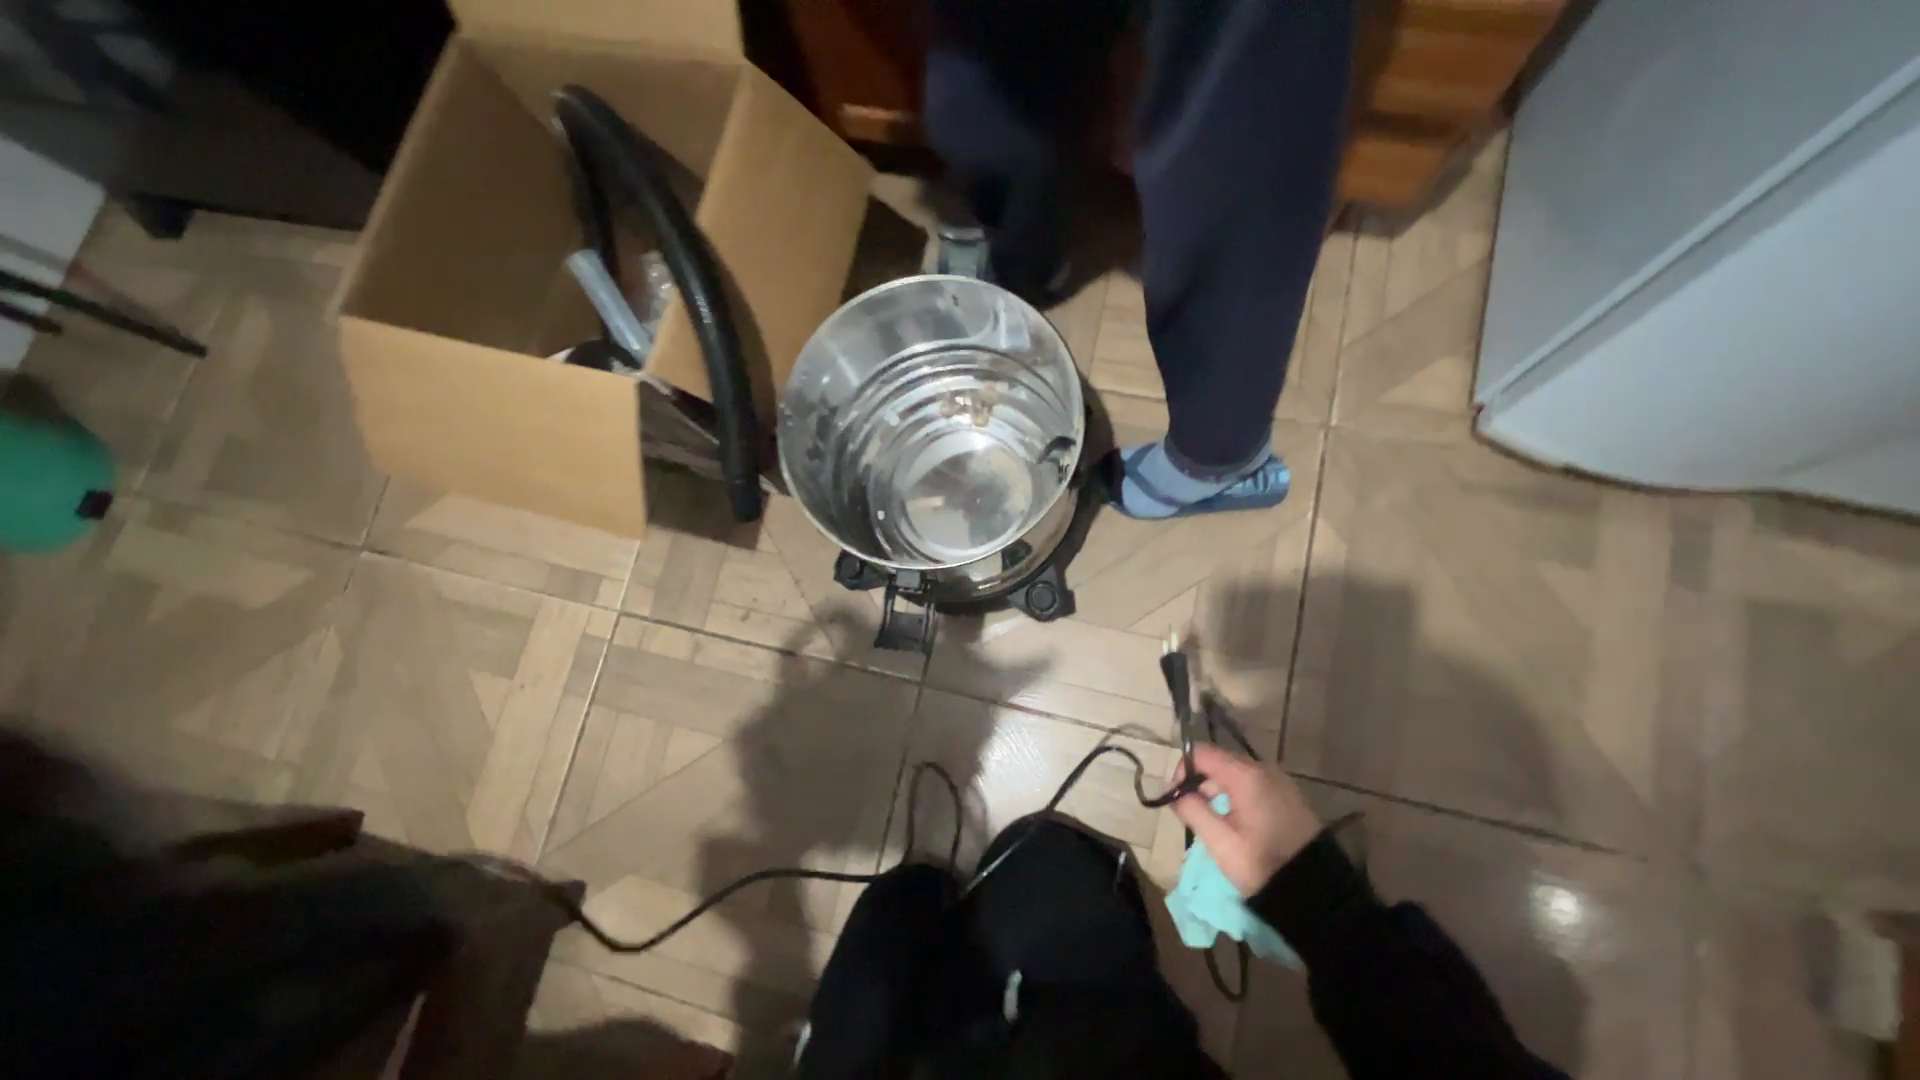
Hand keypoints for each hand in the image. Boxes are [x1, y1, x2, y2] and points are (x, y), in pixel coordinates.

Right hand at [1170, 744, 1322, 895]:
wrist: (1315, 887)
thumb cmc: (1262, 863)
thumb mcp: (1220, 841)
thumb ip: (1193, 810)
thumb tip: (1177, 794)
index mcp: (1245, 775)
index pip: (1201, 752)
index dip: (1182, 771)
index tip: (1177, 799)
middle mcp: (1264, 768)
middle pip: (1219, 761)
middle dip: (1199, 782)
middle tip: (1193, 813)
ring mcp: (1279, 780)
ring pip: (1236, 773)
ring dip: (1218, 790)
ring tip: (1214, 822)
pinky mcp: (1288, 795)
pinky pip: (1253, 784)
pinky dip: (1237, 795)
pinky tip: (1237, 822)